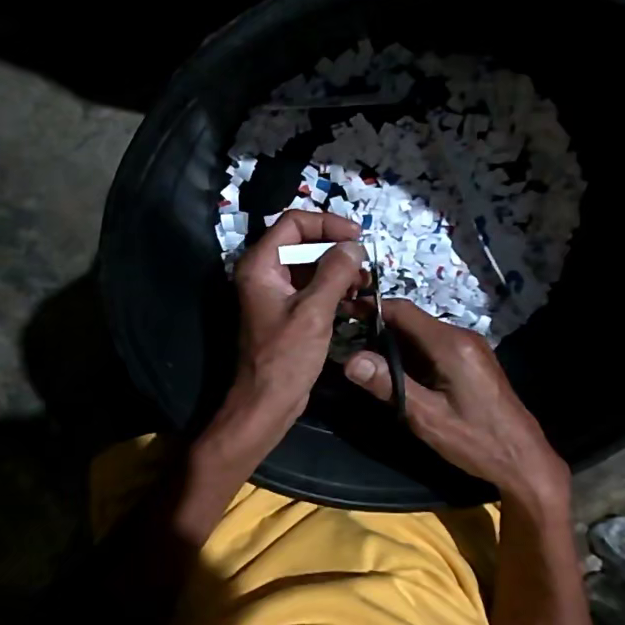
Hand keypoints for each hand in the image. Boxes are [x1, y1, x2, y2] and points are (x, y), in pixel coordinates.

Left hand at [208, 211, 365, 458]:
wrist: (266, 401)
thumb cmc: (285, 357)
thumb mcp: (313, 311)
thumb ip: (334, 272)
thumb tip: (354, 245)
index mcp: (259, 265)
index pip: (293, 223)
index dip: (326, 223)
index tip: (357, 236)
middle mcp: (263, 272)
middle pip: (302, 241)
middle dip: (336, 248)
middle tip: (365, 264)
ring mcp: (274, 291)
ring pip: (310, 264)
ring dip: (338, 268)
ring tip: (364, 283)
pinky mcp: (286, 309)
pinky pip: (311, 286)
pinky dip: (332, 287)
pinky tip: (354, 298)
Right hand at [343, 299, 568, 508]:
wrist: (525, 462)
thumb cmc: (476, 441)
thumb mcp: (427, 417)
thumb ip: (389, 385)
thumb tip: (349, 360)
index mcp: (451, 344)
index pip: (402, 310)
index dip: (369, 308)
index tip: (341, 314)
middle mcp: (461, 336)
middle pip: (410, 320)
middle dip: (377, 327)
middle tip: (345, 340)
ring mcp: (469, 347)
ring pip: (420, 333)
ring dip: (392, 342)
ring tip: (362, 357)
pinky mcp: (471, 360)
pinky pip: (432, 345)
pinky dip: (409, 353)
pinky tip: (393, 371)